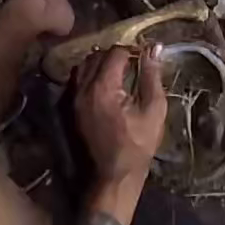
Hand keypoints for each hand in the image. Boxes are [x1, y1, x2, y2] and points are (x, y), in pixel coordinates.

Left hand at [73, 45, 164, 186]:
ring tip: (119, 72)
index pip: (115, 53)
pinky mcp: (71, 108)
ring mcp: (74, 99)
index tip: (144, 57)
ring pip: (84, 66)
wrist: (113, 175)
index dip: (132, 51)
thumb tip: (154, 49)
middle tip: (133, 63)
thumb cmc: (138, 144)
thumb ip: (151, 76)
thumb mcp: (153, 109)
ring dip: (101, 63)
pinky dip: (90, 75)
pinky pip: (77, 80)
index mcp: (104, 87)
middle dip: (116, 55)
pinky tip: (106, 85)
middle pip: (96, 56)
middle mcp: (84, 89)